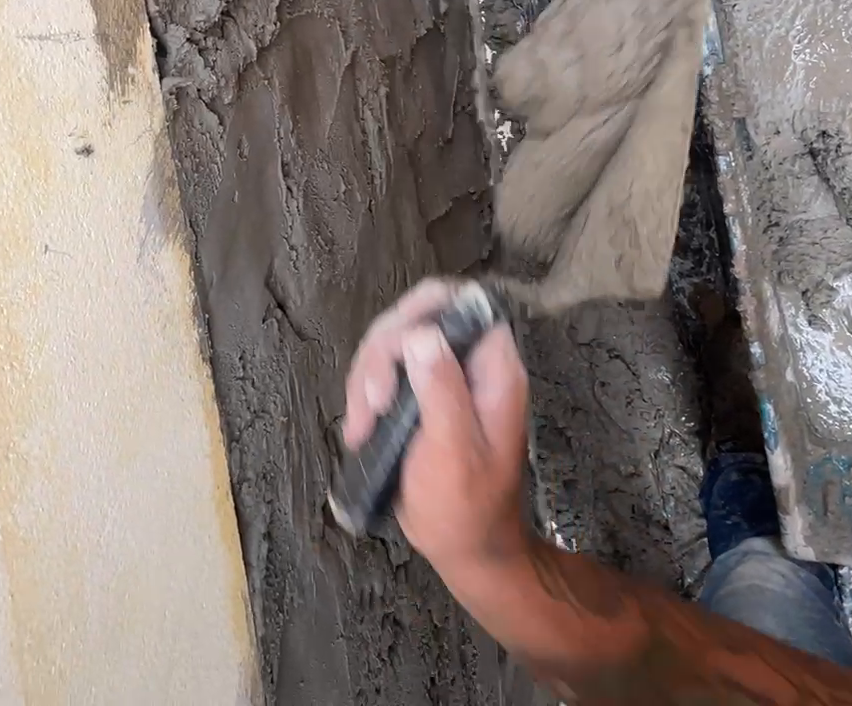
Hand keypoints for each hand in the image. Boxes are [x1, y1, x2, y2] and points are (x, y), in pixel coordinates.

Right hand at [341, 279, 531, 577]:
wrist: (464, 548)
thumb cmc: (467, 505)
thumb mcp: (455, 450)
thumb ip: (442, 390)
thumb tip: (422, 334)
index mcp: (492, 366)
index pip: (458, 302)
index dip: (419, 313)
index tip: (391, 356)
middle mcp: (468, 360)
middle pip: (414, 317)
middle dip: (382, 355)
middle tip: (372, 403)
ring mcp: (441, 374)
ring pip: (390, 343)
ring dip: (366, 379)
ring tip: (361, 426)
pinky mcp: (416, 392)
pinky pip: (381, 371)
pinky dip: (362, 395)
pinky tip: (359, 430)